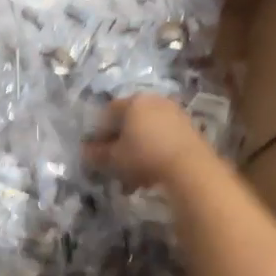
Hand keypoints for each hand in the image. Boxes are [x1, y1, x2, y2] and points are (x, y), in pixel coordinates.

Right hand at [83, 95, 213, 189]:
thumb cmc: (144, 156)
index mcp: (134, 102)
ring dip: (138, 149)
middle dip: (120, 141)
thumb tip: (85, 151)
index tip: (95, 151)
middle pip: (130, 120)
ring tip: (133, 174)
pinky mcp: (190, 128)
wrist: (190, 167)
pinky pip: (164, 138)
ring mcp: (175, 113)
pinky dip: (155, 152)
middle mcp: (155, 101)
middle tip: (114, 162)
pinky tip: (151, 172)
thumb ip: (98, 153)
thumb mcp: (115, 158)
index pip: (109, 112)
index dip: (99, 131)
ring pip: (148, 131)